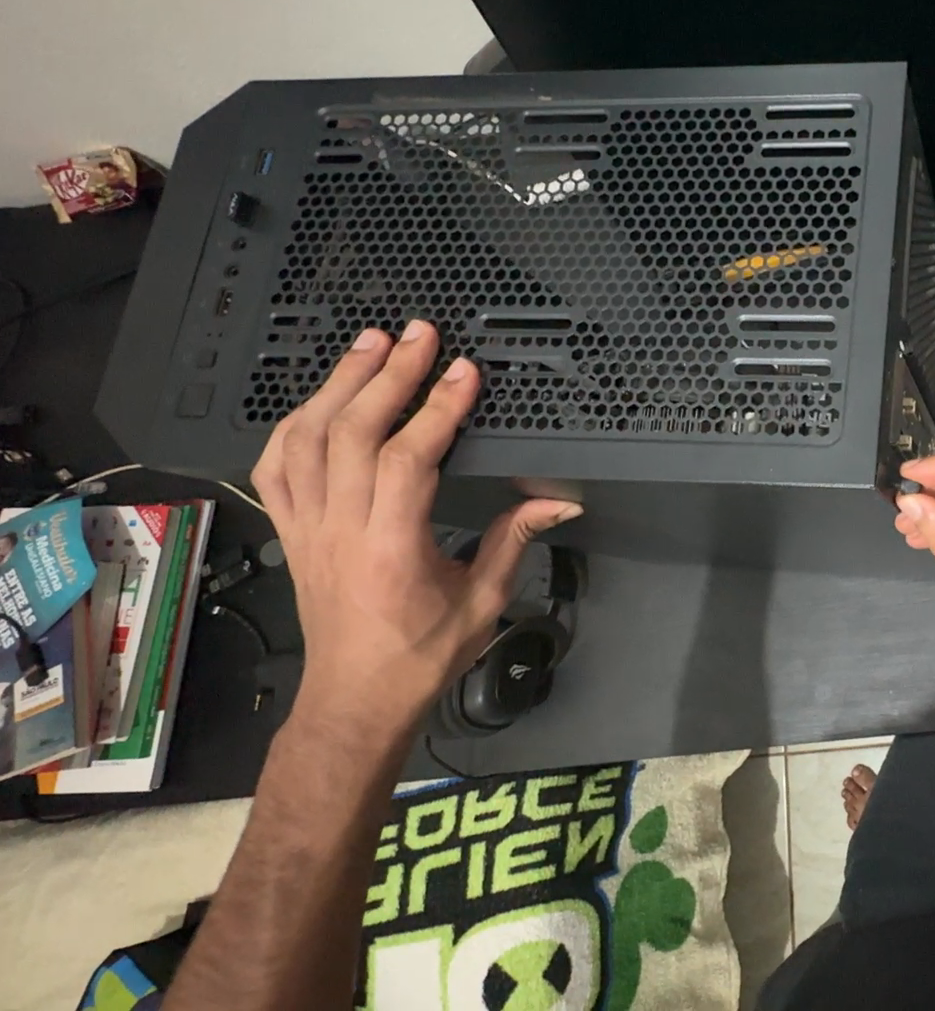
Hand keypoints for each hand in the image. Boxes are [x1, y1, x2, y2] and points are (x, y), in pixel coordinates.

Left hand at [250, 321, 581, 733]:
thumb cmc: (426, 653)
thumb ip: (516, 540)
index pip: (410, 460)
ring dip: (337, 385)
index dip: (438, 410)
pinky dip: (296, 422)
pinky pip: (276, 465)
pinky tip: (320, 398)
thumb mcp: (485, 600)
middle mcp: (338, 528)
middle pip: (351, 435)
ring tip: (370, 344)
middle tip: (418, 334)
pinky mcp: (290, 529)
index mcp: (391, 547)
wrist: (355, 698)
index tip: (465, 372)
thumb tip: (562, 500)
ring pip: (305, 440)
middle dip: (386, 376)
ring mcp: (304, 526)